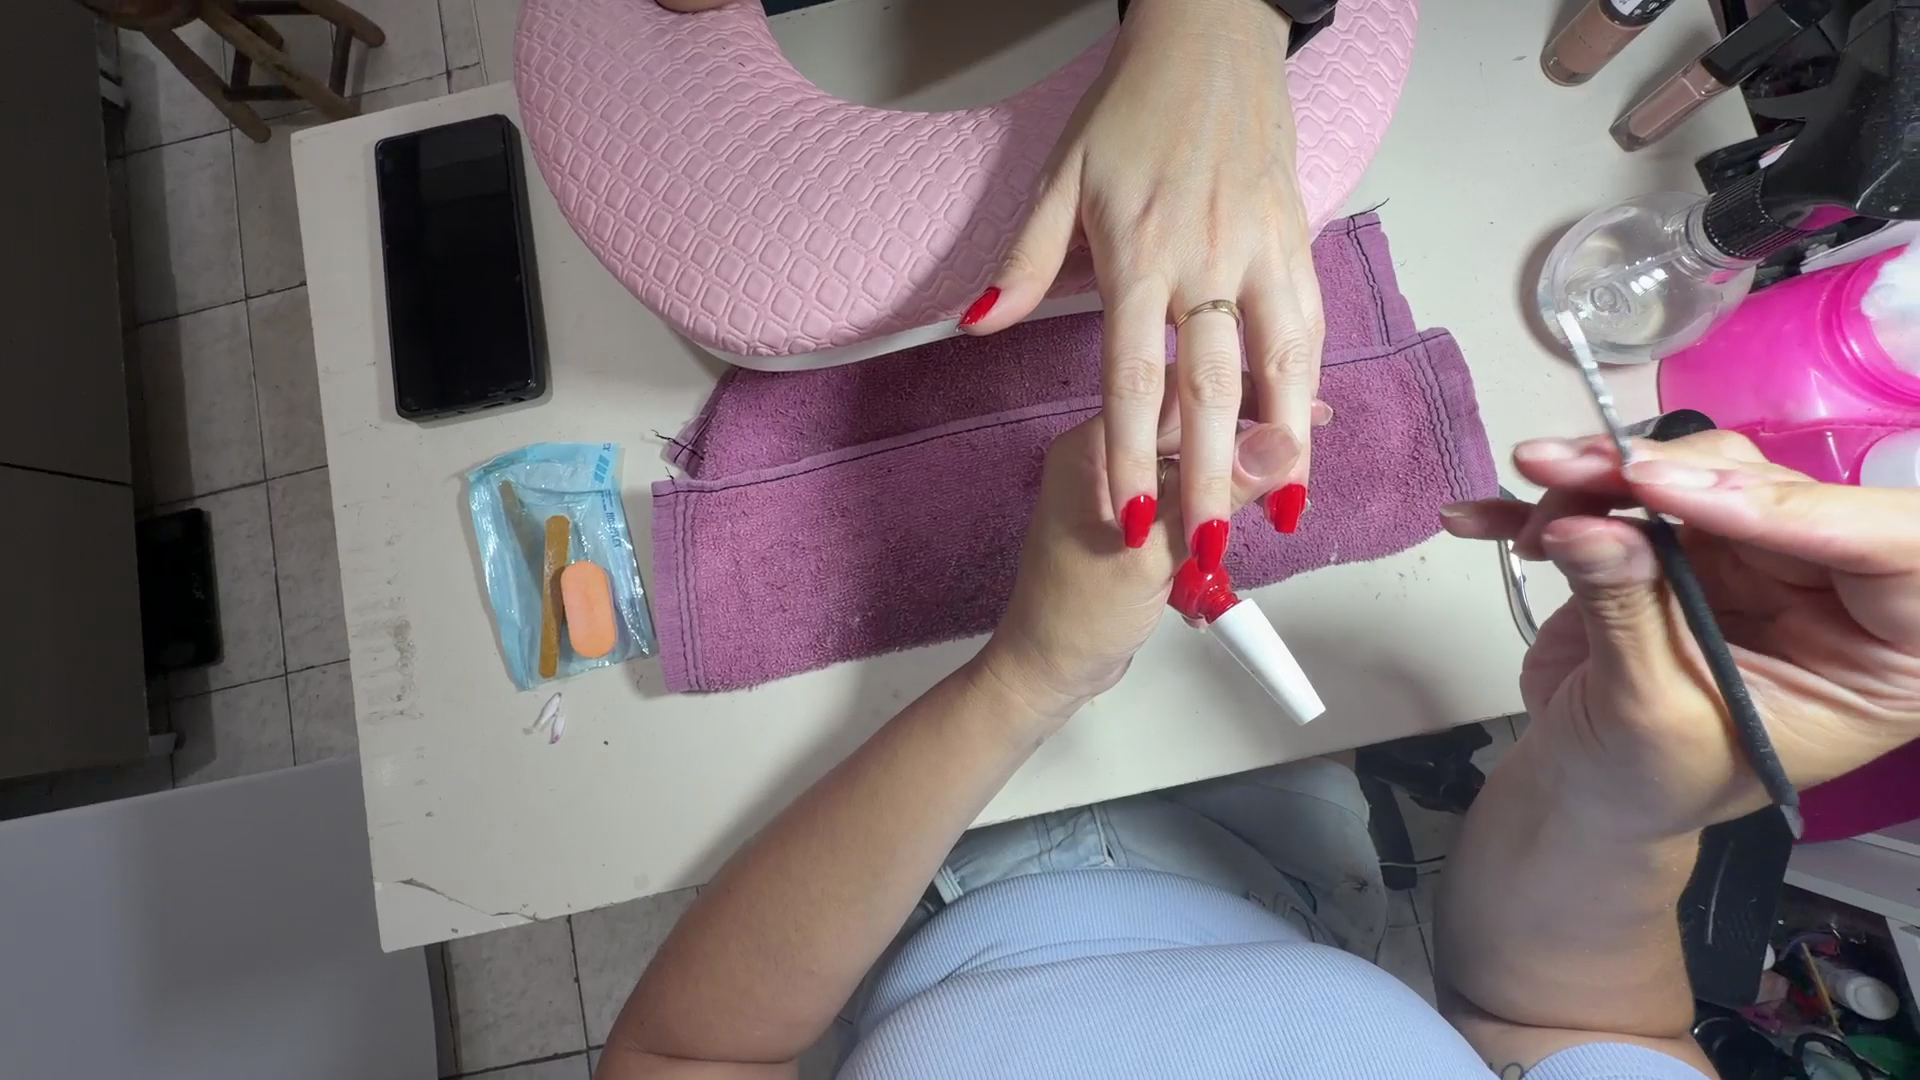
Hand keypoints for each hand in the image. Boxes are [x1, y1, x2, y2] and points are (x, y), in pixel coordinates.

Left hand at [960, 0, 1321, 559]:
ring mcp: (1261, 251)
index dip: (1130, 458)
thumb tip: (977, 325)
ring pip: (1281, 365)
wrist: (1211, 34)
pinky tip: (1306, 436)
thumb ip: (1023, 263)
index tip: (1134, 522)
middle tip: (1210, 552)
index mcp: (1140, 257)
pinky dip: (1311, 388)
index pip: (1132, 381)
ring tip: (1284, 514)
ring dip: (1283, 448)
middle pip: (1210, 392)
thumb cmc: (1128, 112)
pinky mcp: (1297, 240)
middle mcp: (1206, 262)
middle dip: (1212, 481)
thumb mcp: (1058, 178)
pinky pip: (1310, 327)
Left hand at [979, 413, 1303, 724]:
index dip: (1239, 394)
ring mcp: (1117, 490)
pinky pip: (1182, 500)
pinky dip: (1211, 513)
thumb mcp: (1152, 554)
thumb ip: (1217, 495)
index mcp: (1090, 447)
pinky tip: (1248, 520)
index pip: (1170, 396)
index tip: (1304, 405)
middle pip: (1185, 430)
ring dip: (1231, 482)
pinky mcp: (1132, 522)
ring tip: (1287, 492)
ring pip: (1189, 467)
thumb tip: (1285, 438)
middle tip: (1308, 449)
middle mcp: (1103, 457)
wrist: (1049, 669)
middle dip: (1243, 442)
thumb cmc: (1082, 612)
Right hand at [1442, 431, 1919, 839]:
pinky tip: (1474, 519)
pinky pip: (1595, 512)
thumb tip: (1584, 529)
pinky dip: (1528, 512)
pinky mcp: (1649, 555)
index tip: (1659, 492)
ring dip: (1588, 482)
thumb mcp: (1650, 708)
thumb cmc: (1650, 775)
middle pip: (1757, 491)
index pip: (1883, 546)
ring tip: (1524, 501)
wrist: (1585, 784)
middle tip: (1562, 469)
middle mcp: (1815, 585)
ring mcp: (1729, 563)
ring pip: (1674, 482)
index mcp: (1879, 644)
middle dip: (1653, 475)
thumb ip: (1629, 614)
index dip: (1784, 506)